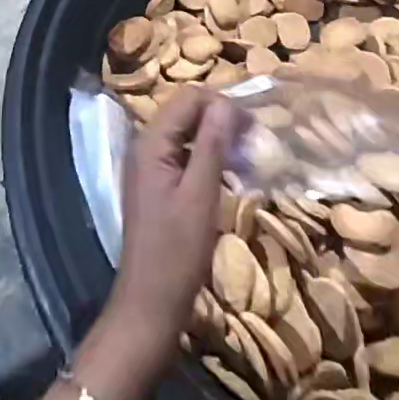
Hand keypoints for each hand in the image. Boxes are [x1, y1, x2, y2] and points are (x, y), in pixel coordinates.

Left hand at [109, 87, 240, 341]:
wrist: (150, 301)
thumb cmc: (177, 250)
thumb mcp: (200, 194)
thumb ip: (211, 145)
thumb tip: (226, 103)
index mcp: (150, 142)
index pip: (187, 98)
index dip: (221, 103)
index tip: (254, 125)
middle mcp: (144, 145)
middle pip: (184, 112)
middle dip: (219, 117)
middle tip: (254, 138)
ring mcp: (147, 164)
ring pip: (185, 132)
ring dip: (214, 137)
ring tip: (247, 154)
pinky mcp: (155, 182)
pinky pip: (182, 154)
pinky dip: (205, 156)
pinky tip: (228, 172)